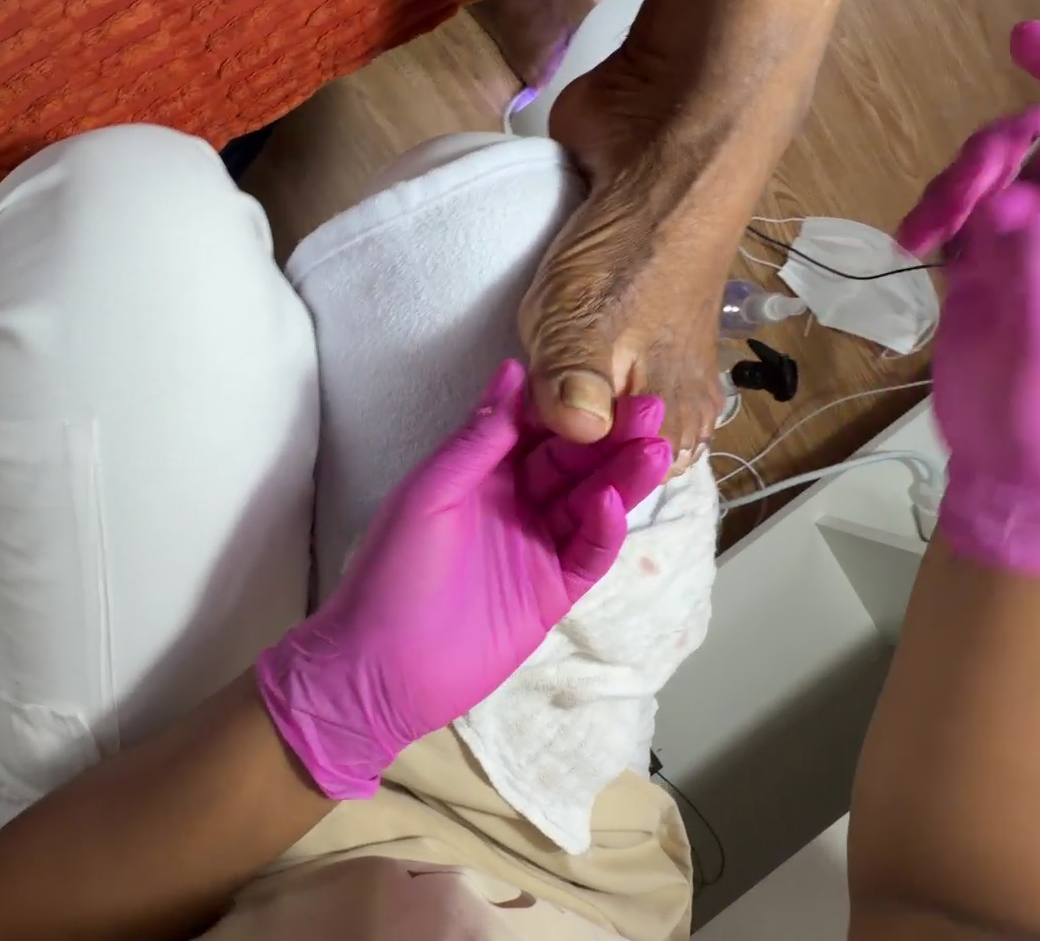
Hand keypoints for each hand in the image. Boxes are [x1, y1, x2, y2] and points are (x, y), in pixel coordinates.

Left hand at [255, 361, 670, 797]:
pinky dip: (604, 529)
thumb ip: (477, 439)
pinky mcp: (551, 590)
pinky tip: (615, 503)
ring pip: (587, 502)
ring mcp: (533, 545)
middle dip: (606, 435)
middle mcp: (509, 502)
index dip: (565, 403)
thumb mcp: (429, 494)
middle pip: (568, 461)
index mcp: (475, 472)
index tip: (603, 373)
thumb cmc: (392, 572)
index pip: (530, 427)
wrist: (382, 669)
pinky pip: (587, 553)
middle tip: (651, 406)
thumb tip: (512, 370)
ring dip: (620, 477)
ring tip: (657, 445)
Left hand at [518, 48, 749, 465]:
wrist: (666, 137)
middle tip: (486, 449)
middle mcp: (651, 388)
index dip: (572, 488)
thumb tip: (567, 441)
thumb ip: (573, 397)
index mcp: (671, 411)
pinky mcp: (593, 309)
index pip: (623, 482)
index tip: (514, 484)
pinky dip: (534, 363)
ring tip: (486, 419)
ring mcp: (620, 347)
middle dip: (542, 448)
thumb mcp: (588, 334)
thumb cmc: (636, 247)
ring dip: (534, 406)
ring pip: (573, 399)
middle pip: (591, 444)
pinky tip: (498, 374)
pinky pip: (559, 353)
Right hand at [897, 20, 1039, 575]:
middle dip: (990, 151)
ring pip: (992, 169)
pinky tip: (911, 248)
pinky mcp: (983, 260)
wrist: (1016, 446)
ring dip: (947, 188)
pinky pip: (954, 209)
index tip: (1028, 44)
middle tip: (955, 202)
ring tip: (923, 237)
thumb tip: (1004, 196)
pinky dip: (925, 218)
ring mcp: (1031, 236)